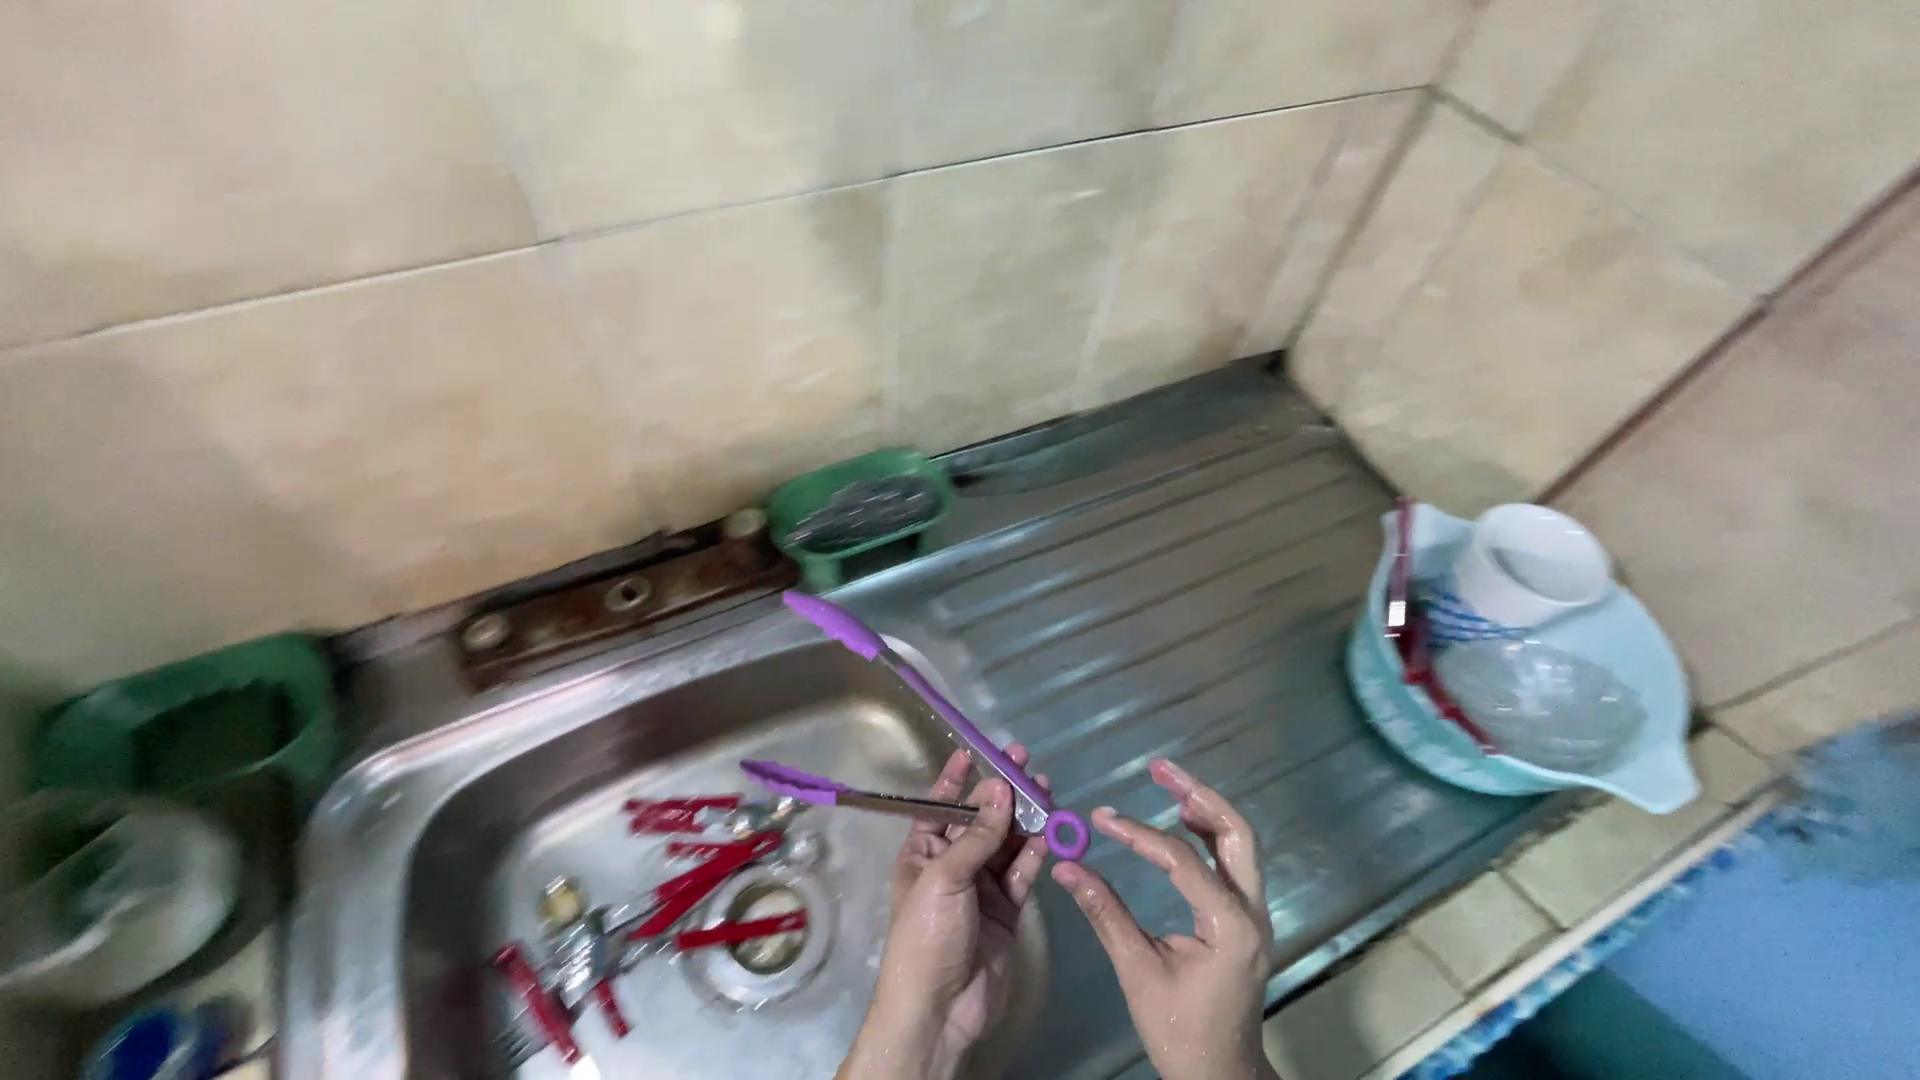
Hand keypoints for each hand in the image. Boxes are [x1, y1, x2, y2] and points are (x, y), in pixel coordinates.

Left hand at [837, 746, 1048, 1079]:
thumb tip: (1000, 789)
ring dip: (1025, 818)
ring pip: (1007, 843)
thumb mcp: (944, 878)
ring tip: (1046, 790)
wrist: (941, 1008)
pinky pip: (1023, 872)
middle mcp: (952, 863)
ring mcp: (982, 886)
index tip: (973, 751)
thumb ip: (978, 836)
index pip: (941, 806)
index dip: (956, 779)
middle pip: (981, 820)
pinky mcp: (1007, 908)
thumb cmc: (926, 934)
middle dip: (1001, 793)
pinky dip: (1036, 852)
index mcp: (923, 852)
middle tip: (1024, 762)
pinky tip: (1051, 831)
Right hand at [1051, 759, 1278, 1079]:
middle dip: (1197, 794)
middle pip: (1235, 833)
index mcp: (1228, 926)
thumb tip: (1066, 867)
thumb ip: (1105, 913)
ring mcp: (1255, 913)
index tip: (1101, 819)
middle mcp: (1251, 910)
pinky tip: (1183, 821)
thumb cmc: (1179, 1029)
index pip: (1181, 860)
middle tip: (1159, 767)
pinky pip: (1233, 861)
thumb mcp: (1137, 971)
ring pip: (1240, 842)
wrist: (1221, 1073)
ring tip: (1169, 782)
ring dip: (1206, 808)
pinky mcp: (1246, 918)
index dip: (1138, 834)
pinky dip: (1209, 833)